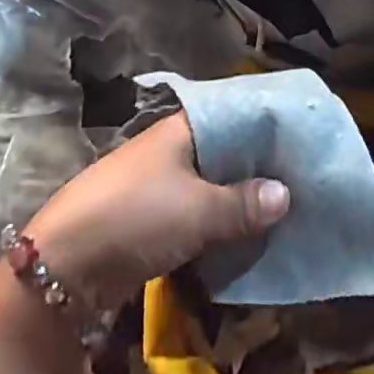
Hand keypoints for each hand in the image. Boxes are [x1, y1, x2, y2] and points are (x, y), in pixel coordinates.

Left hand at [22, 113, 289, 310]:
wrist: (69, 258)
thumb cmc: (138, 214)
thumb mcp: (198, 210)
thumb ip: (243, 202)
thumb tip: (285, 193)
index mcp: (181, 129)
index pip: (232, 115)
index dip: (265, 126)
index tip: (303, 138)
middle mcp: (171, 148)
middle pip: (224, 151)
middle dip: (259, 168)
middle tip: (304, 180)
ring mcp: (159, 181)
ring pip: (211, 184)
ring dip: (240, 199)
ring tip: (287, 209)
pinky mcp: (152, 215)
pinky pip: (196, 212)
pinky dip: (219, 222)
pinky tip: (248, 234)